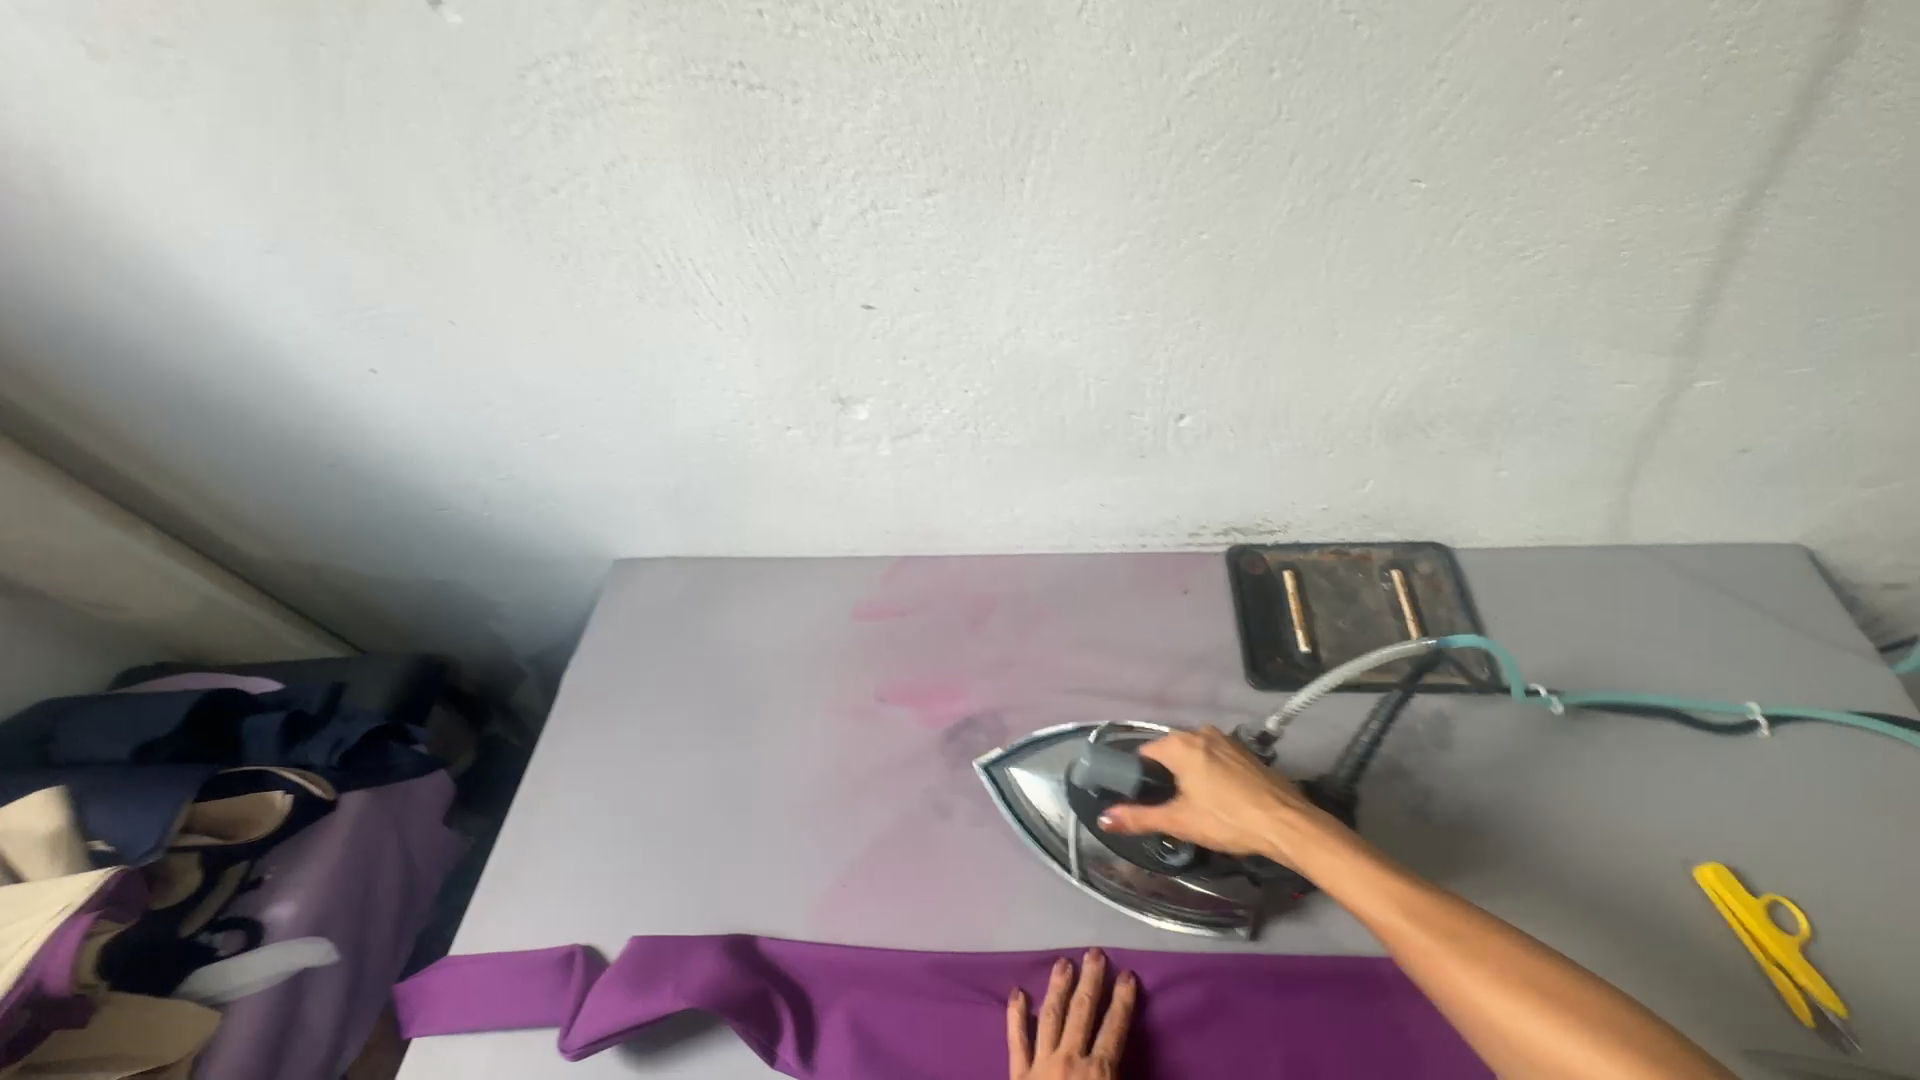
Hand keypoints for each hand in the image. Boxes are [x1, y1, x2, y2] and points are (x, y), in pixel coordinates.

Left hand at [1008, 948, 1136, 1079]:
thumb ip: (1119, 1073)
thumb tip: (1126, 1054)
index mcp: (1099, 1071)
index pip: (1114, 1028)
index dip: (1123, 1000)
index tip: (1127, 974)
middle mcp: (1070, 1057)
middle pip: (1082, 1011)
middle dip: (1090, 980)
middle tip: (1094, 952)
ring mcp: (1041, 1061)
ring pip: (1051, 1016)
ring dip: (1058, 987)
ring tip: (1063, 961)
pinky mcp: (1018, 1072)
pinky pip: (1017, 1040)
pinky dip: (1015, 1015)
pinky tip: (1017, 992)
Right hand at [1096, 727, 1332, 862]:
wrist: (1288, 824)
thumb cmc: (1228, 819)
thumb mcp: (1180, 822)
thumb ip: (1139, 817)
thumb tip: (1104, 818)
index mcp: (1180, 744)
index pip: (1144, 754)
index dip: (1138, 777)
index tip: (1143, 799)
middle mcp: (1201, 732)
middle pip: (1169, 753)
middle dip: (1165, 777)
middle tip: (1168, 808)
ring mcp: (1227, 740)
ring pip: (1194, 756)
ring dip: (1189, 776)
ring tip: (1193, 806)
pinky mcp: (1246, 752)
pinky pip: (1215, 758)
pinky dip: (1210, 774)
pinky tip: (1218, 799)